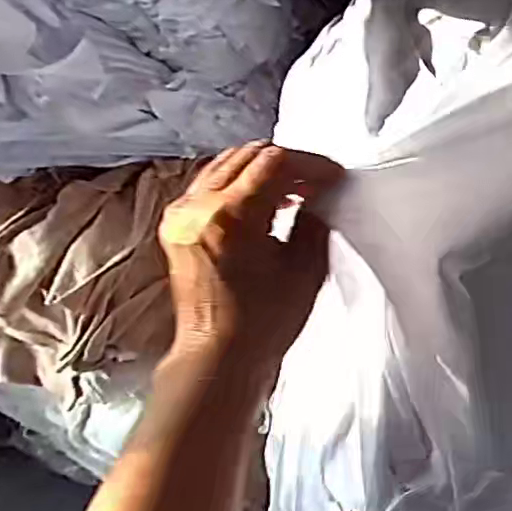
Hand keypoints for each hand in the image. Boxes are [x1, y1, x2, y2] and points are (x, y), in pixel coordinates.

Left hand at [158, 142, 342, 368]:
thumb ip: (312, 220)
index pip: (275, 163)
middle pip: (248, 155)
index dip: (312, 164)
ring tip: (296, 190)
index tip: (334, 176)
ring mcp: (181, 216)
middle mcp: (197, 209)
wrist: (219, 354)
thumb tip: (317, 195)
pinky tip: (267, 202)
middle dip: (290, 162)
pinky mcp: (177, 226)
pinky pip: (211, 184)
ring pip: (227, 164)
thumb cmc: (261, 323)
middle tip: (319, 181)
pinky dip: (243, 183)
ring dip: (266, 170)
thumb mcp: (305, 269)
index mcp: (230, 216)